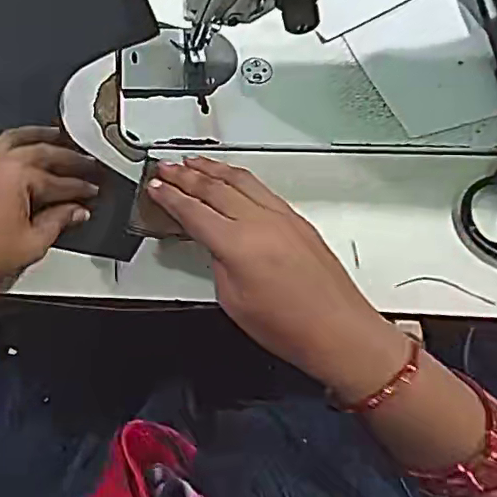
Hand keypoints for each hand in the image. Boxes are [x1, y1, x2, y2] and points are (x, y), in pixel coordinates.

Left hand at [0, 127, 100, 284]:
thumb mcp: (33, 242)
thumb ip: (59, 221)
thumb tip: (76, 212)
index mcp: (19, 177)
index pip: (59, 181)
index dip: (81, 188)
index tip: (93, 192)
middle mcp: (2, 164)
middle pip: (44, 153)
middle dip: (70, 159)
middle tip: (88, 163)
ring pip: (20, 139)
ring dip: (42, 137)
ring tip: (59, 137)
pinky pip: (1, 145)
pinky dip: (18, 140)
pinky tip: (26, 145)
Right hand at [146, 157, 403, 395]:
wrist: (341, 334)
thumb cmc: (293, 326)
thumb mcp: (232, 299)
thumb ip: (216, 262)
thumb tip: (211, 242)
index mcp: (238, 244)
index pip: (192, 210)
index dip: (168, 196)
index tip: (155, 187)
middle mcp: (261, 223)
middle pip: (212, 187)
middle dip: (183, 175)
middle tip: (165, 168)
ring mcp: (282, 218)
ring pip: (239, 179)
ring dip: (211, 168)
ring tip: (193, 162)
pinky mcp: (298, 221)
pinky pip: (260, 188)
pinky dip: (238, 177)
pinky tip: (231, 176)